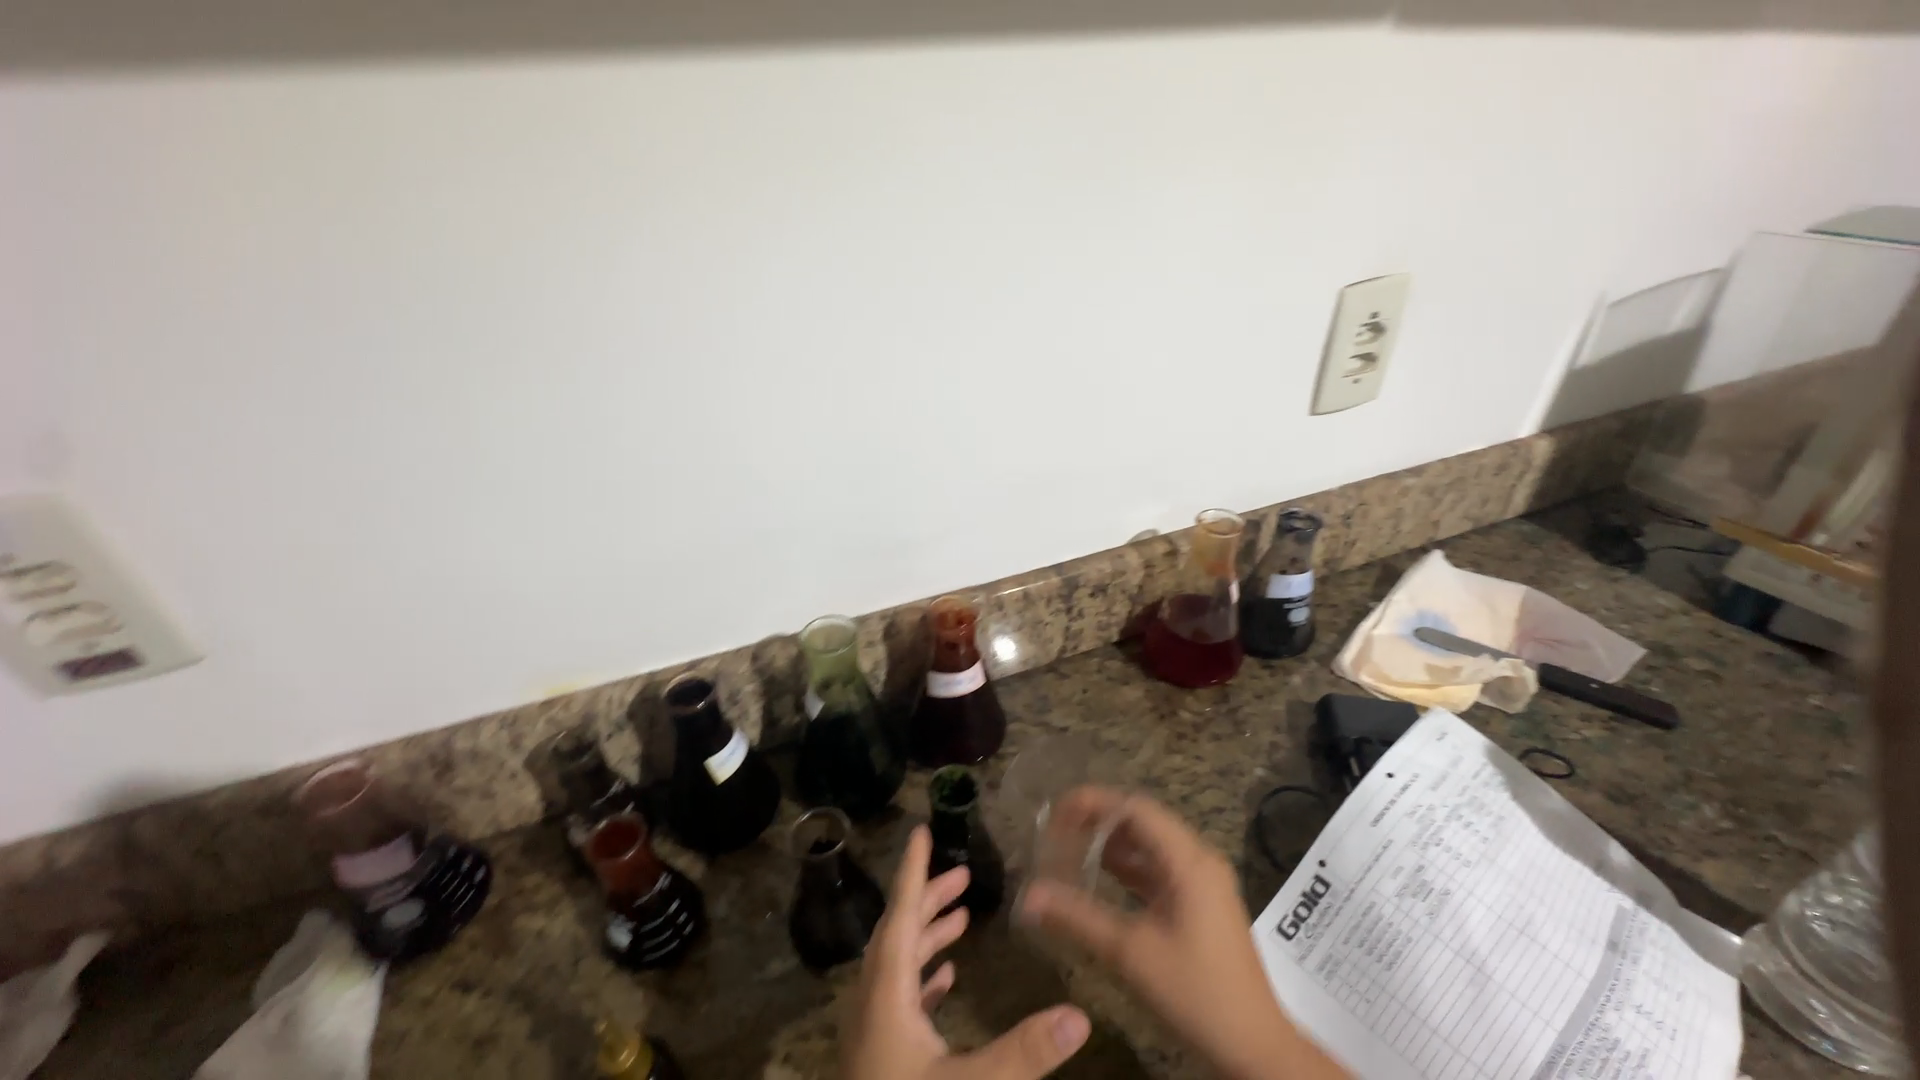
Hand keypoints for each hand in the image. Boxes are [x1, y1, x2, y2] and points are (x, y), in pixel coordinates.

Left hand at [841, 824, 1090, 1079]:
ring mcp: (874, 1030)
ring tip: (962, 918)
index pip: (900, 917)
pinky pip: (900, 996)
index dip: (913, 874)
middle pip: (898, 934)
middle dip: (928, 900)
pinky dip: (923, 976)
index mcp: (886, 996)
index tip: (920, 834)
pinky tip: (946, 977)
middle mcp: (873, 1003)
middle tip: (964, 878)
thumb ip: (1022, 1054)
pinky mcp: (882, 1053)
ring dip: (927, 936)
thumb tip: (1079, 1015)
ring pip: (898, 965)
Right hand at [1018, 788, 1346, 1079]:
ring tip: (1069, 851)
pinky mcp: (1200, 905)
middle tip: (1055, 833)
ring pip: (1150, 847)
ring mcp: (1203, 883)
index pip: (1136, 808)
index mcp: (1189, 860)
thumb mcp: (1130, 952)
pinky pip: (1159, 871)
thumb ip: (1077, 917)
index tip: (1055, 813)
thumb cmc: (1194, 991)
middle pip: (1143, 822)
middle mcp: (1199, 861)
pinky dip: (1127, 870)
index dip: (1093, 803)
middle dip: (1098, 822)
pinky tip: (1098, 880)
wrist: (1253, 1045)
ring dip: (1111, 846)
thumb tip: (1027, 895)